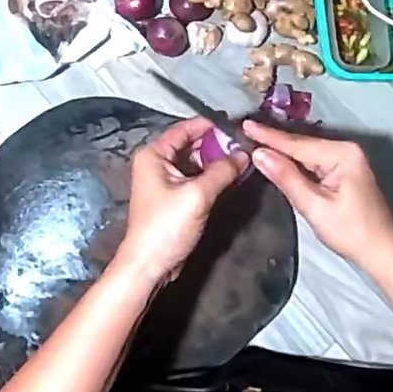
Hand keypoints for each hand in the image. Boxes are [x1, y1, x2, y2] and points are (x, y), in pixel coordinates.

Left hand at [111, 118, 247, 287]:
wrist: (148, 266)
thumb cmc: (167, 226)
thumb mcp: (198, 195)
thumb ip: (222, 171)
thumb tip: (244, 154)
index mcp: (154, 154)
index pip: (185, 128)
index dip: (210, 125)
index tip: (236, 126)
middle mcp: (156, 162)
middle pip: (190, 144)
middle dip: (216, 144)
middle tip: (244, 144)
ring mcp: (163, 180)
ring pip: (194, 161)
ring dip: (215, 160)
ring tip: (242, 158)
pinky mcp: (172, 196)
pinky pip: (194, 177)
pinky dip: (211, 175)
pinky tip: (231, 175)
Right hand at [242, 120, 392, 273]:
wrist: (383, 253)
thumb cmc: (351, 231)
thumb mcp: (315, 206)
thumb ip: (286, 177)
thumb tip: (259, 153)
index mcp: (341, 153)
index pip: (297, 143)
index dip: (268, 136)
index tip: (243, 124)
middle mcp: (344, 148)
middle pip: (301, 144)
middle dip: (272, 139)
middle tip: (243, 129)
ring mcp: (345, 158)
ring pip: (305, 152)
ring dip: (281, 148)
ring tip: (253, 137)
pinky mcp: (342, 169)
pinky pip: (312, 160)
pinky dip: (293, 159)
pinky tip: (276, 155)